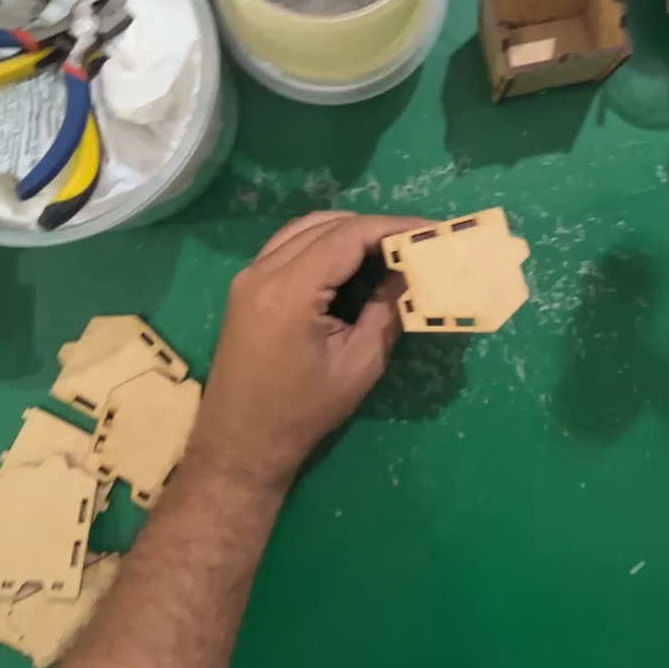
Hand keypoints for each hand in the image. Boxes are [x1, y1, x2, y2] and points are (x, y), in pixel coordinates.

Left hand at [186, 211, 427, 490]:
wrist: (240, 442)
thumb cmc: (303, 412)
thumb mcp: (359, 365)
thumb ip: (387, 311)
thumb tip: (409, 271)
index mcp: (289, 292)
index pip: (347, 236)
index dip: (391, 227)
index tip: (428, 230)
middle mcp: (262, 272)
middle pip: (326, 225)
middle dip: (373, 227)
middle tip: (413, 241)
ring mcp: (249, 275)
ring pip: (305, 227)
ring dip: (347, 229)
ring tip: (387, 247)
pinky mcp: (247, 284)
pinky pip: (289, 243)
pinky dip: (323, 240)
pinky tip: (349, 258)